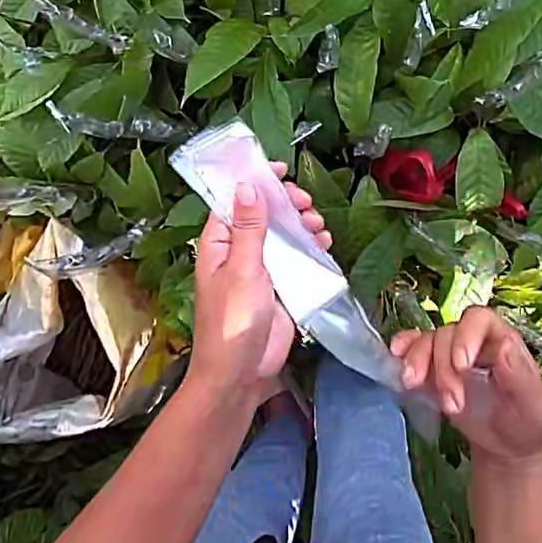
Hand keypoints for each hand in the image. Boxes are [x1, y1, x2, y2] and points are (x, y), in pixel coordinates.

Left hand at [189, 163, 330, 405]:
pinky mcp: (280, 286)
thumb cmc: (233, 320)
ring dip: (300, 224)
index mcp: (218, 241)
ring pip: (282, 234)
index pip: (235, 200)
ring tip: (317, 224)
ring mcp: (260, 268)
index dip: (255, 182)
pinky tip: (323, 243)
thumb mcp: (243, 268)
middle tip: (305, 202)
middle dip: (285, 203)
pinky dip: (309, 247)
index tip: (278, 169)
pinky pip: (295, 258)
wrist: (241, 373)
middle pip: (263, 214)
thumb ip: (249, 227)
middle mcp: (238, 250)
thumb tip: (247, 185)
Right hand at [391, 306, 541, 471]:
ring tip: (415, 387)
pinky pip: (411, 345)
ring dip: (418, 363)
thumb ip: (518, 373)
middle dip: (443, 369)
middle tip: (452, 405)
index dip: (465, 335)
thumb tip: (505, 343)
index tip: (461, 366)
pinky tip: (396, 360)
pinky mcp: (429, 363)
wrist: (506, 443)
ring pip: (426, 340)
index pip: (479, 319)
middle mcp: (470, 338)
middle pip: (447, 334)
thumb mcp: (530, 402)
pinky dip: (403, 349)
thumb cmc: (524, 420)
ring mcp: (447, 349)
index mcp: (499, 339)